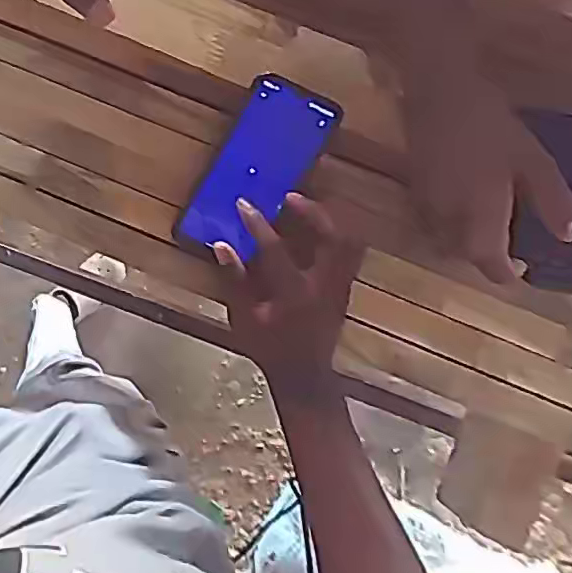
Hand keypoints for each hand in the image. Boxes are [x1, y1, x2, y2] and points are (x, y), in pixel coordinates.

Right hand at [214, 194, 364, 384]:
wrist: (304, 375)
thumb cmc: (269, 348)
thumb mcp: (244, 317)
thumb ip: (234, 280)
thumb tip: (221, 246)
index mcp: (294, 293)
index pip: (275, 249)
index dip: (258, 224)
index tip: (245, 204)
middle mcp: (323, 286)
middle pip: (331, 237)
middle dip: (312, 212)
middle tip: (290, 197)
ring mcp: (339, 287)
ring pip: (347, 243)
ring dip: (329, 220)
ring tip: (308, 207)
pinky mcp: (344, 289)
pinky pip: (349, 254)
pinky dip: (336, 235)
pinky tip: (319, 230)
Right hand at [404, 76, 571, 283]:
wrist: (438, 94)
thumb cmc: (491, 124)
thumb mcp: (533, 158)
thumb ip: (551, 200)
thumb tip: (567, 236)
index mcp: (481, 213)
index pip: (488, 260)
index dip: (504, 274)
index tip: (521, 276)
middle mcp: (448, 216)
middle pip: (461, 255)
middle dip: (482, 259)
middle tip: (507, 254)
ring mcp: (427, 204)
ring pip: (442, 241)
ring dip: (462, 245)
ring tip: (485, 233)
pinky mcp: (414, 190)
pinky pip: (429, 223)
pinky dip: (447, 227)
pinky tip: (462, 210)